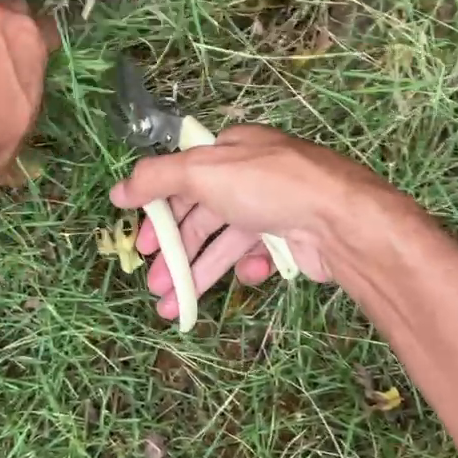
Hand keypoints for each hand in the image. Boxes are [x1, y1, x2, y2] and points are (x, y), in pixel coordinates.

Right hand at [108, 125, 393, 320]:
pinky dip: (246, 270)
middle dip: (175, 254)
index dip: (158, 213)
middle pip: (201, 218)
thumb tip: (118, 191)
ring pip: (225, 244)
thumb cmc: (268, 187)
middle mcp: (251, 176)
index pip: (183, 180)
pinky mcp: (291, 239)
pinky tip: (245, 278)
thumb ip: (156, 179)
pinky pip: (257, 256)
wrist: (339, 220)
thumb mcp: (202, 172)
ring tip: (175, 306)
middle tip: (155, 285)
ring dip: (198, 274)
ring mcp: (273, 209)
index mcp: (231, 151)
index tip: (140, 244)